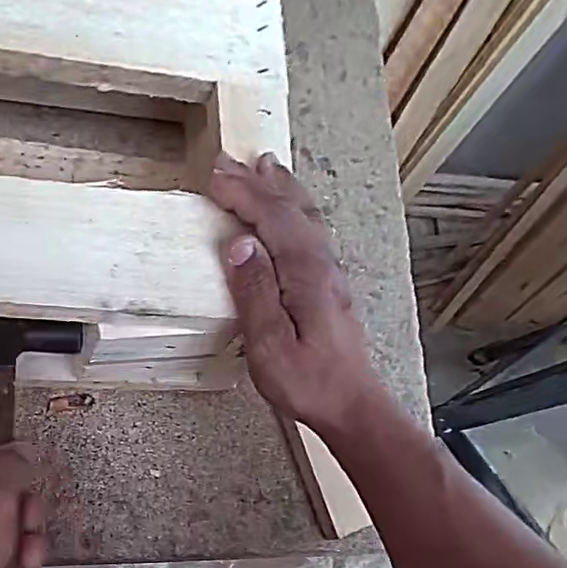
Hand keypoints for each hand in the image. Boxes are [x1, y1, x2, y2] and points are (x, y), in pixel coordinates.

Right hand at [209, 152, 390, 435]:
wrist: (351, 405)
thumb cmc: (309, 383)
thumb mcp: (270, 346)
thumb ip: (255, 293)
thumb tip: (239, 246)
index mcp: (306, 274)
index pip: (271, 220)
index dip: (242, 195)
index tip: (214, 176)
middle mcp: (322, 266)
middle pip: (290, 210)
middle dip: (258, 184)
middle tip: (230, 162)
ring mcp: (330, 277)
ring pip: (305, 219)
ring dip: (281, 191)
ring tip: (265, 169)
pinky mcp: (330, 290)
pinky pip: (310, 235)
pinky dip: (294, 213)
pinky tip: (290, 217)